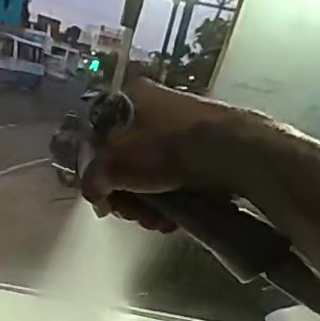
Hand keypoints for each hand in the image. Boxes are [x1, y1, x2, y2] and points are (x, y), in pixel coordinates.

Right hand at [81, 79, 282, 233]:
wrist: (228, 152)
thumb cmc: (162, 149)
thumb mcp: (111, 165)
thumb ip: (91, 182)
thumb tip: (98, 200)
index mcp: (130, 99)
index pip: (98, 140)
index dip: (97, 174)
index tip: (105, 198)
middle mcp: (156, 108)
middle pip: (125, 163)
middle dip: (127, 198)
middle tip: (135, 214)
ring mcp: (182, 128)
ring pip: (150, 176)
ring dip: (148, 206)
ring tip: (158, 221)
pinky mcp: (205, 149)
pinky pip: (175, 180)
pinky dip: (171, 202)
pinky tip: (173, 219)